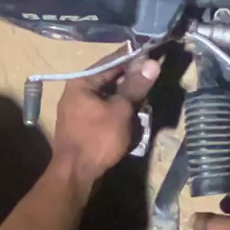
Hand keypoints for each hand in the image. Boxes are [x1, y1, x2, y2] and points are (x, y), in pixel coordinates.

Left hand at [50, 52, 159, 184]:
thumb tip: (151, 62)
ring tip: (147, 100)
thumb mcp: (121, 110)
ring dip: (127, 99)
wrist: (75, 175)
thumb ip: (135, 86)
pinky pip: (104, 112)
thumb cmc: (98, 138)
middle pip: (109, 79)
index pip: (111, 61)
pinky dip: (119, 112)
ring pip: (108, 97)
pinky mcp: (83, 126)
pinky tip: (134, 117)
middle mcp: (76, 92)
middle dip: (132, 81)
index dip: (133, 58)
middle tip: (154, 80)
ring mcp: (78, 110)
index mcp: (81, 82)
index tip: (153, 55)